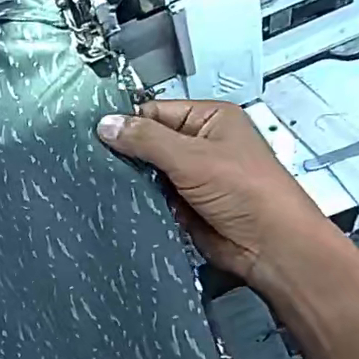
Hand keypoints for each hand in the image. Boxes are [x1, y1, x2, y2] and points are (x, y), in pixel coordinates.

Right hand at [96, 100, 351, 291]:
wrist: (270, 247)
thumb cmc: (245, 191)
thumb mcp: (193, 157)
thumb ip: (147, 139)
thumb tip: (105, 125)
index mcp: (210, 119)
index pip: (157, 112)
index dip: (128, 122)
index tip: (92, 134)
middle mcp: (201, 145)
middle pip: (151, 144)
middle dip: (127, 155)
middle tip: (89, 161)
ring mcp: (194, 180)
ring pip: (150, 175)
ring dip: (133, 182)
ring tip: (98, 184)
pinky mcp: (187, 210)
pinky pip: (156, 202)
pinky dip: (142, 205)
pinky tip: (117, 205)